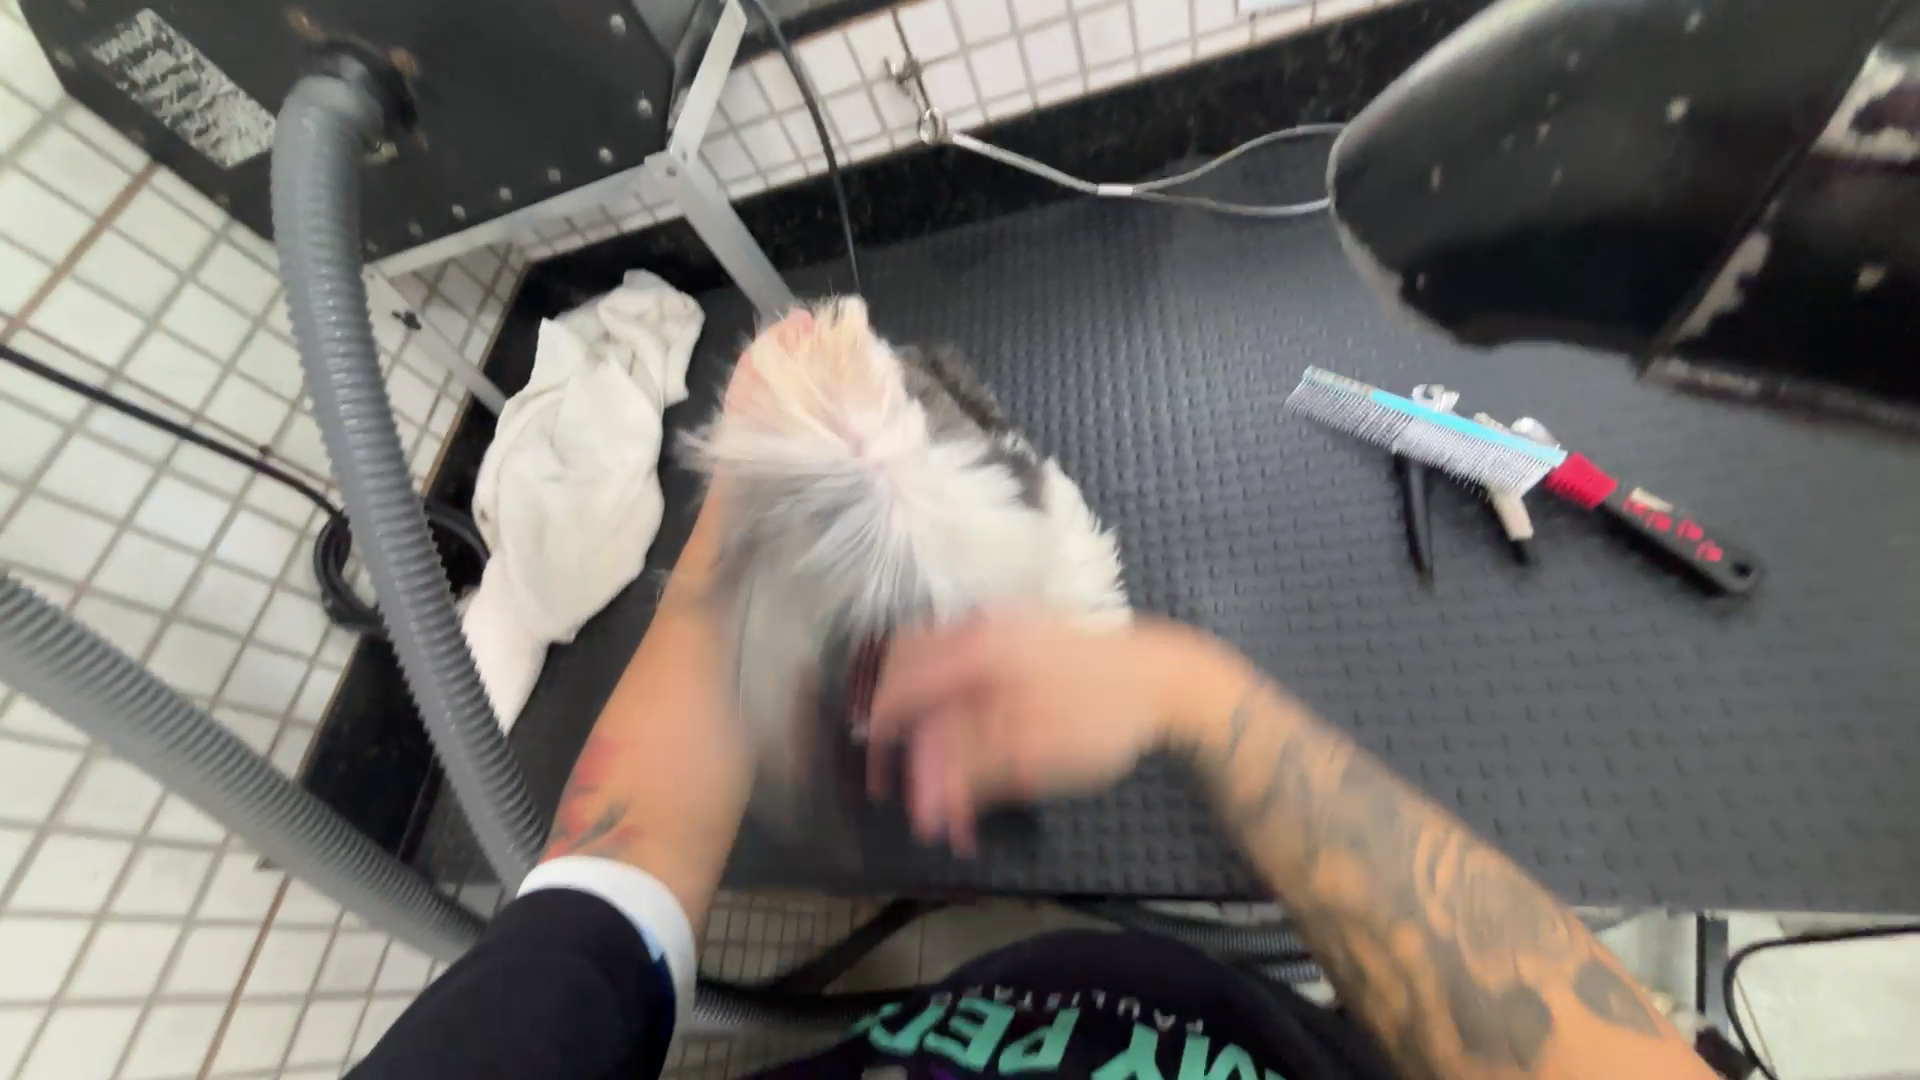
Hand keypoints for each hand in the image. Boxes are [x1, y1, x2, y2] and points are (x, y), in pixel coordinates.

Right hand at [867, 608, 1226, 852]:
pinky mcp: (1026, 644)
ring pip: (946, 681)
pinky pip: (977, 677)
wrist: (1169, 681)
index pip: (900, 688)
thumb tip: (920, 800)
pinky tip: (981, 758)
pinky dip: (968, 719)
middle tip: (917, 784)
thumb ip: (965, 770)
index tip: (883, 782)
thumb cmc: (1099, 713)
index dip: (884, 738)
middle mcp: (979, 630)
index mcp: (972, 648)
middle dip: (909, 735)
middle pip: (914, 677)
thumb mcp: (1030, 750)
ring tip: (956, 789)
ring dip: (941, 735)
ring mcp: (1004, 632)